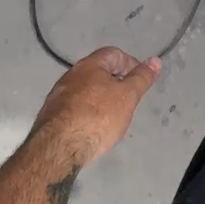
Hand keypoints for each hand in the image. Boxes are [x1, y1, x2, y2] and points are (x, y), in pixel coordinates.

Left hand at [29, 47, 160, 168]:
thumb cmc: (98, 117)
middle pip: (97, 71)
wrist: (57, 150)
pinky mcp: (49, 118)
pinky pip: (73, 108)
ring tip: (110, 117)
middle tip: (127, 99)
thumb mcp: (128, 97)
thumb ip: (142, 78)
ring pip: (84, 91)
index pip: (114, 53)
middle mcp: (70, 76)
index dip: (130, 64)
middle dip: (114, 82)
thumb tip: (155, 60)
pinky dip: (85, 113)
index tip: (139, 81)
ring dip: (99, 99)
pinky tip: (91, 129)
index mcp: (89, 65)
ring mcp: (56, 97)